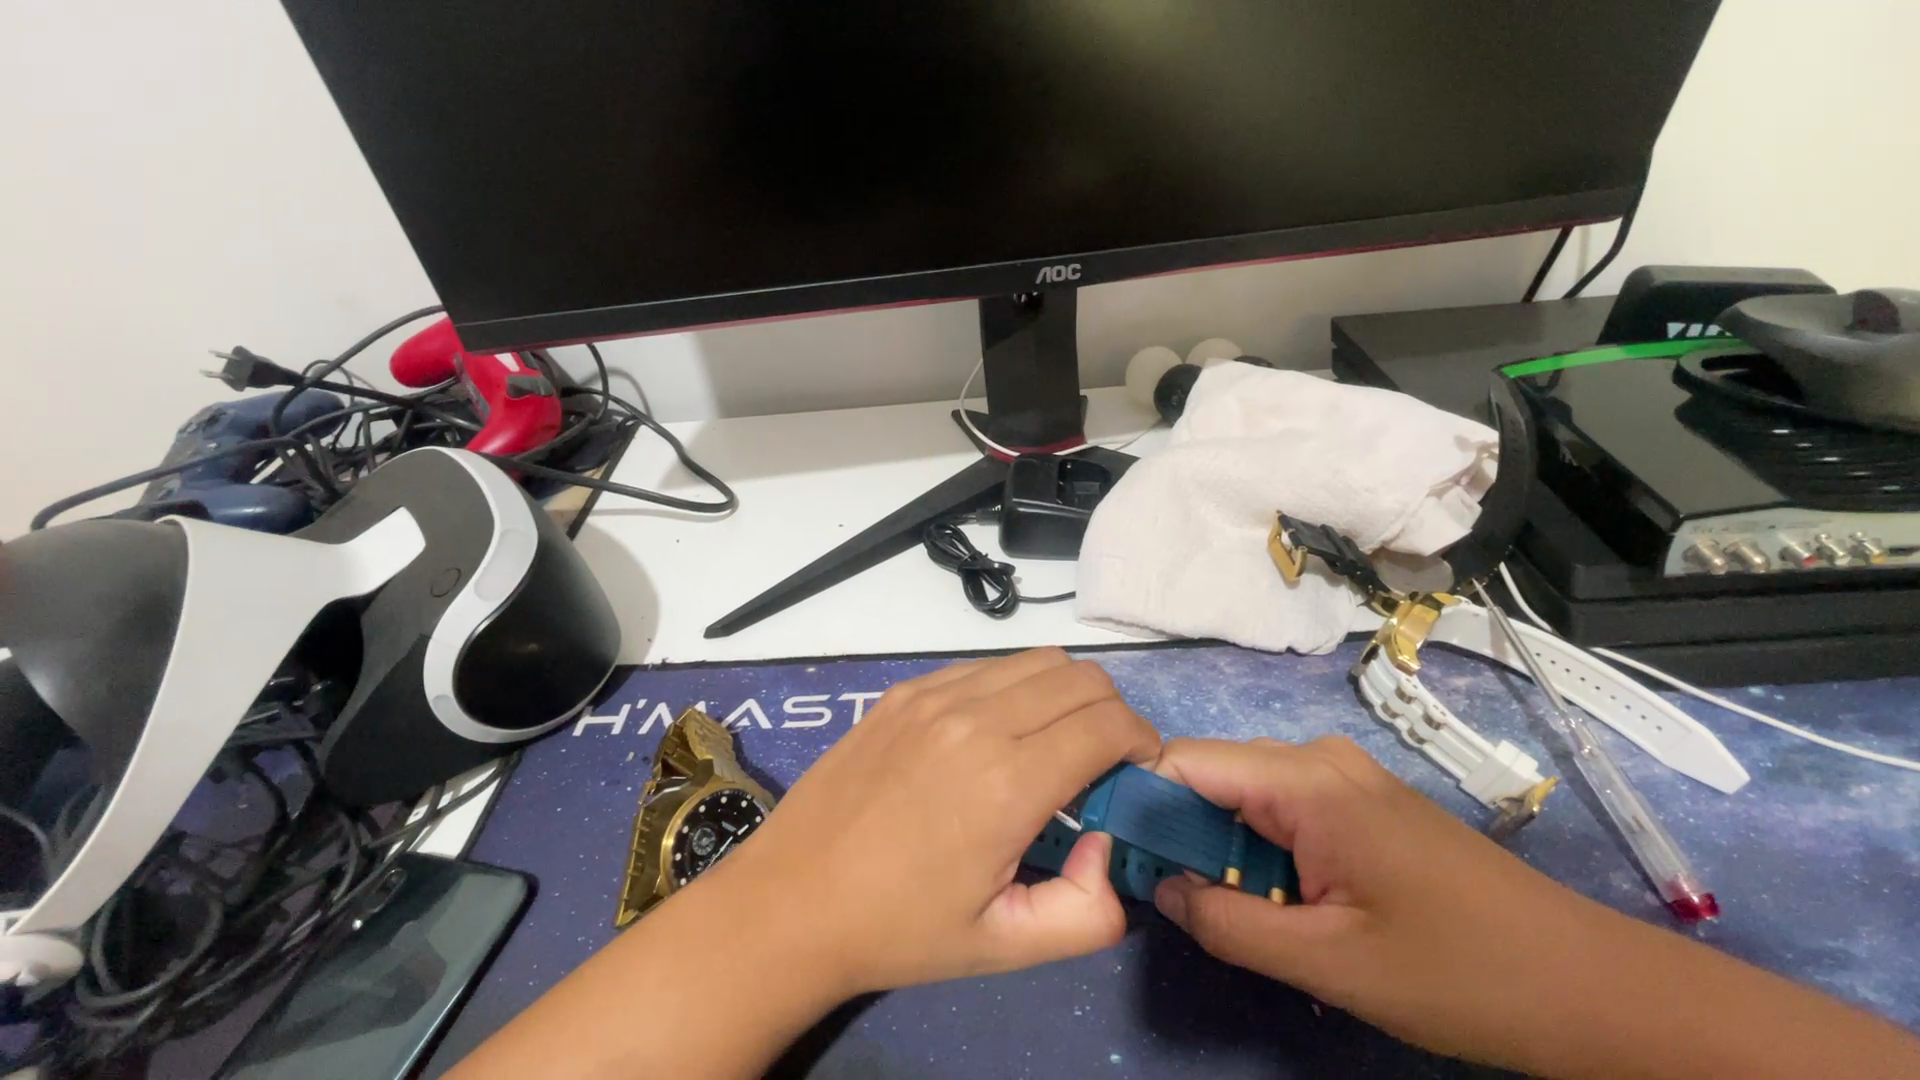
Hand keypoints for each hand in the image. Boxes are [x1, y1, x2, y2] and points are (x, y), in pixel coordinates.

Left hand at [704, 648, 1160, 995]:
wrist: (792, 903)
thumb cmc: (900, 929)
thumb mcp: (1005, 946)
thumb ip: (1087, 911)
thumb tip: (1109, 847)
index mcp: (1007, 782)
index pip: (1109, 724)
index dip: (1142, 742)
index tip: (1136, 773)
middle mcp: (975, 721)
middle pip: (1082, 678)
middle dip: (1111, 715)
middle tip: (1099, 763)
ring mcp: (932, 697)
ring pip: (1035, 661)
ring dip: (1064, 695)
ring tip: (1049, 744)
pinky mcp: (903, 692)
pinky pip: (983, 667)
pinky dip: (1012, 688)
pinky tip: (993, 735)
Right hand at [1148, 736, 1606, 1063]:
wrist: (1589, 987)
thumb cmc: (1458, 972)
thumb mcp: (1327, 962)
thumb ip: (1225, 922)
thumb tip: (1158, 888)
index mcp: (1305, 781)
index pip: (1183, 762)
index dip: (1140, 803)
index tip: (1117, 858)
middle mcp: (1317, 759)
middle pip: (1211, 776)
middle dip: (1178, 832)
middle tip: (1169, 900)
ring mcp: (1344, 778)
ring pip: (1243, 796)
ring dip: (1220, 849)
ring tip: (1225, 911)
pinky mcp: (1361, 804)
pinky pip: (1281, 811)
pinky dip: (1259, 852)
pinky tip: (1277, 902)